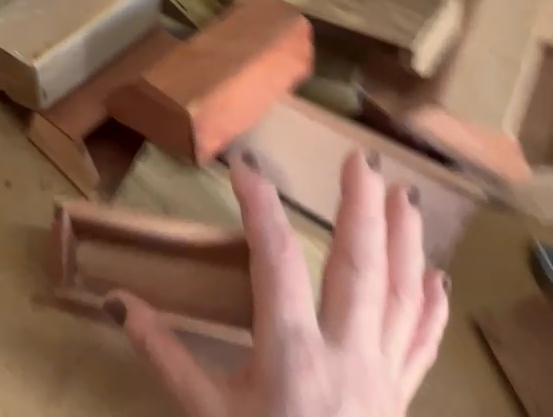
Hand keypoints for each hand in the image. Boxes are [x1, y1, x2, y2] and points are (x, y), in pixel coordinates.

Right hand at [109, 152, 449, 416]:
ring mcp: (382, 376)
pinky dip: (430, 305)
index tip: (246, 167)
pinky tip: (435, 276)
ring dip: (402, 242)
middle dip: (361, 211)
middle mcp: (346, 354)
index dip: (261, 210)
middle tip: (362, 161)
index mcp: (291, 352)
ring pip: (402, 297)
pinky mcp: (400, 397)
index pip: (277, 262)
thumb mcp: (206, 413)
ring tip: (404, 196)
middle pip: (360, 270)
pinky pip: (423, 343)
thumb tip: (117, 300)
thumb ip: (164, 353)